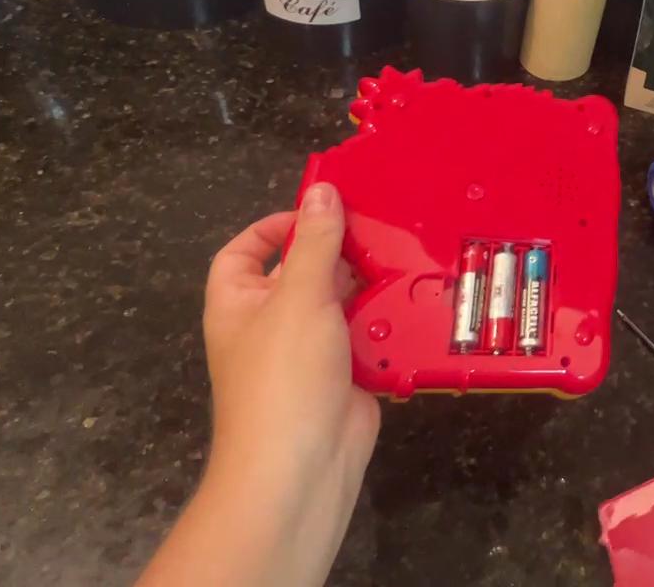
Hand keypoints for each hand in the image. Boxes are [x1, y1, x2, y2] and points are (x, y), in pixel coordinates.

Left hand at [139, 183, 378, 586]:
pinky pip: (365, 328)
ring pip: (340, 298)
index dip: (273, 227)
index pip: (242, 253)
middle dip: (337, 250)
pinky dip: (385, 314)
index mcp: (240, 305)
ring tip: (405, 253)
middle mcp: (271, 323)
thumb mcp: (299, 297)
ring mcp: (309, 347)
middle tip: (381, 224)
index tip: (319, 212)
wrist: (304, 463)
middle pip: (301, 271)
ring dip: (368, 280)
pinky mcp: (345, 367)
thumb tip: (321, 189)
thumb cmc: (285, 374)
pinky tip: (414, 295)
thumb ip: (315, 242)